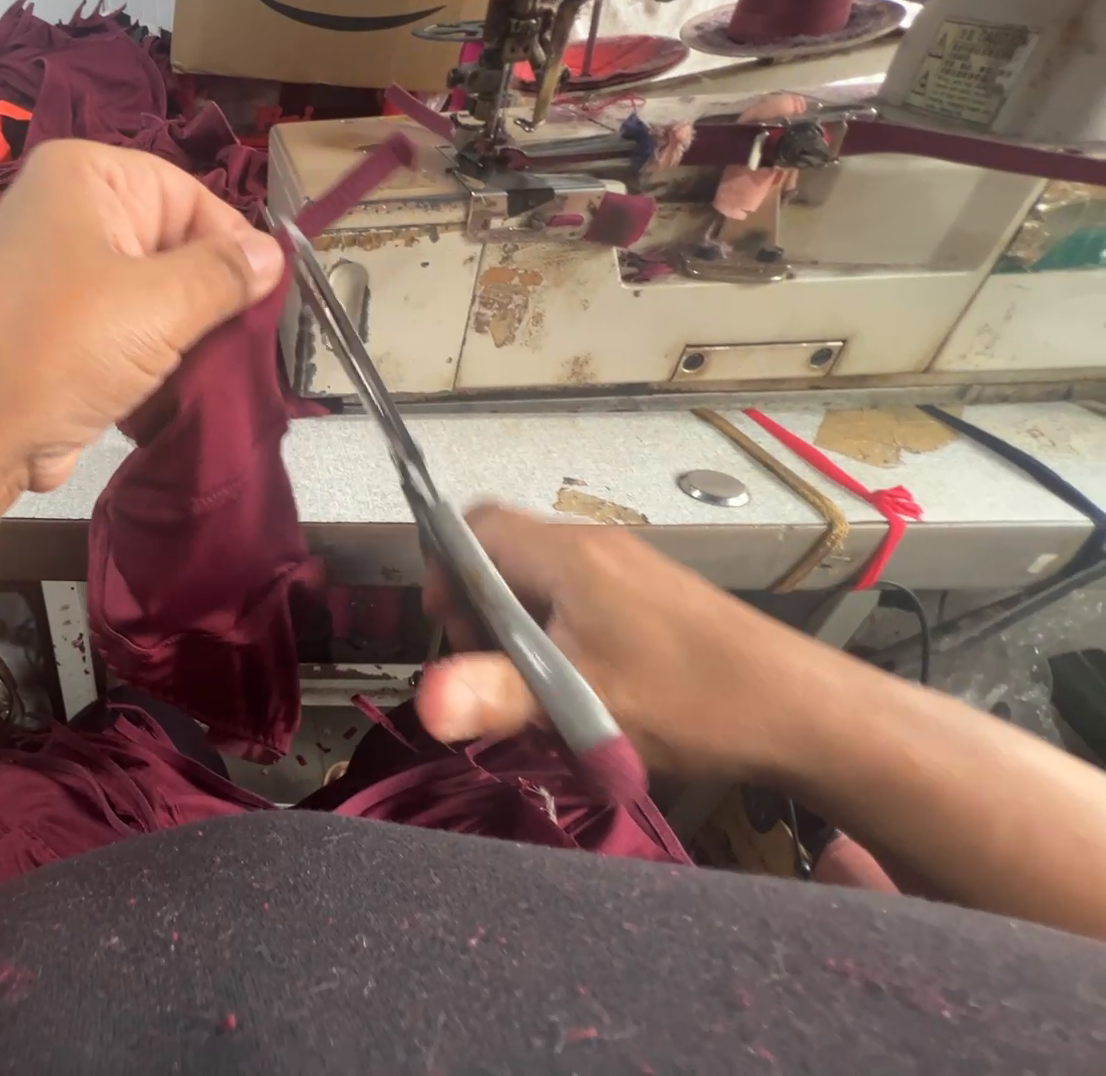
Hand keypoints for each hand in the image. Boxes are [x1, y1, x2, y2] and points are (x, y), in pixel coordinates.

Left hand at [0, 139, 283, 492]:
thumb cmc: (63, 346)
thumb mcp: (159, 304)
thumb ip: (224, 275)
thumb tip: (274, 255)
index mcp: (87, 178)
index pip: (188, 196)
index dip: (232, 245)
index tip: (265, 297)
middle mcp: (70, 218)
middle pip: (170, 246)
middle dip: (208, 296)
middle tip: (245, 341)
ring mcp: (61, 281)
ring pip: (150, 297)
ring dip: (184, 334)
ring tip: (216, 366)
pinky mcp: (60, 336)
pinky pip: (125, 334)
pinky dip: (154, 358)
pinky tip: (179, 385)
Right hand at [415, 505, 856, 779]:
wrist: (810, 712)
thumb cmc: (689, 698)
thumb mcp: (580, 701)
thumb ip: (496, 696)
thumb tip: (425, 706)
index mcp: (568, 556)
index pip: (476, 524)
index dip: (444, 565)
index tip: (449, 622)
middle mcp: (592, 546)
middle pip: (500, 549)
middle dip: (475, 602)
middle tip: (487, 661)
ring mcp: (623, 566)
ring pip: (534, 574)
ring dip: (513, 618)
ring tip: (528, 674)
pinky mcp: (645, 590)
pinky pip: (570, 590)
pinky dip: (549, 625)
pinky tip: (571, 673)